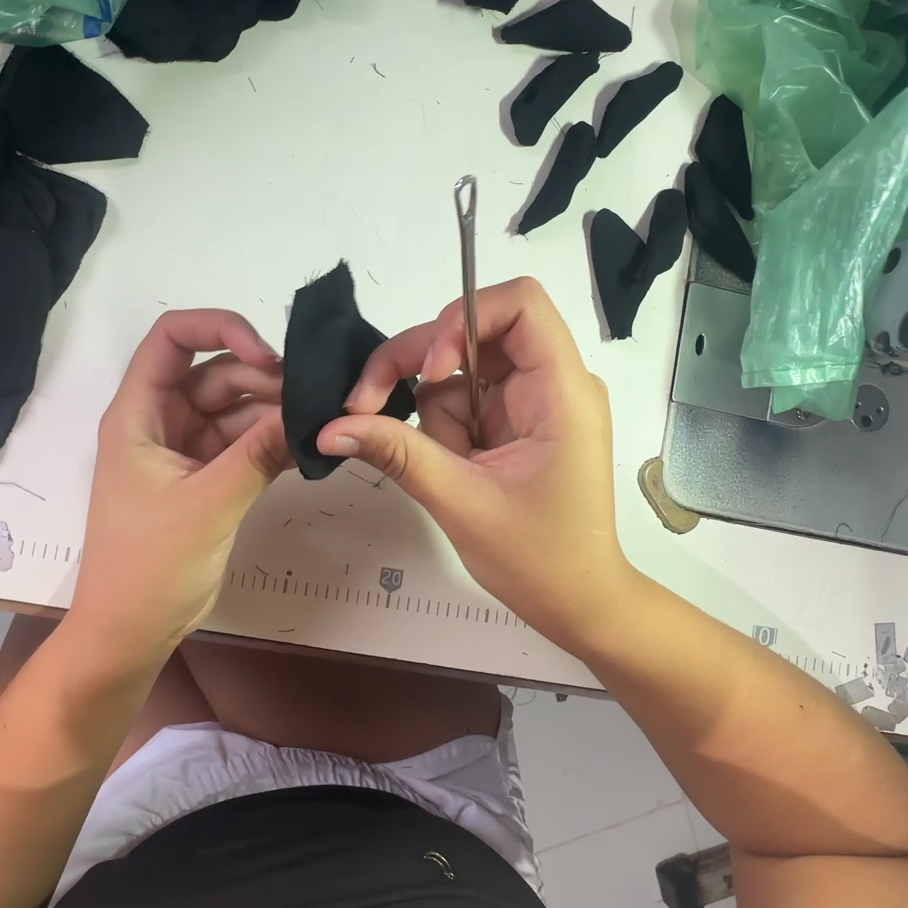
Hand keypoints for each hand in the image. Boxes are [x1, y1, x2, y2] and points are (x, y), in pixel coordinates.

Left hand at [74, 310, 292, 648]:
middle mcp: (160, 422)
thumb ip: (258, 453)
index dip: (218, 329)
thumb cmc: (150, 565)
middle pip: (213, 374)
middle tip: (312, 400)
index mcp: (138, 414)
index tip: (267, 356)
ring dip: (271, 413)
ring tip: (316, 423)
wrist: (131, 631)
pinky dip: (269, 443)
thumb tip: (306, 411)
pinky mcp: (204, 479)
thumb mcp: (208, 504)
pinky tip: (305, 447)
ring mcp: (183, 451)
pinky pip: (241, 445)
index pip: (171, 339)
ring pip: (233, 410)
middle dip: (260, 380)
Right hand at [319, 277, 635, 648]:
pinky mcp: (514, 424)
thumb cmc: (538, 559)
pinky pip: (462, 402)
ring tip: (444, 469)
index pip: (519, 305)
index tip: (428, 369)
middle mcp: (551, 384)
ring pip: (458, 371)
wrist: (577, 602)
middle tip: (362, 404)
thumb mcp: (460, 501)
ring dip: (430, 413)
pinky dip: (440, 429)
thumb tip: (330, 427)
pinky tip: (450, 468)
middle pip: (473, 333)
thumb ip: (396, 453)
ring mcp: (531, 403)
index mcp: (561, 392)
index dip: (463, 318)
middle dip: (415, 365)